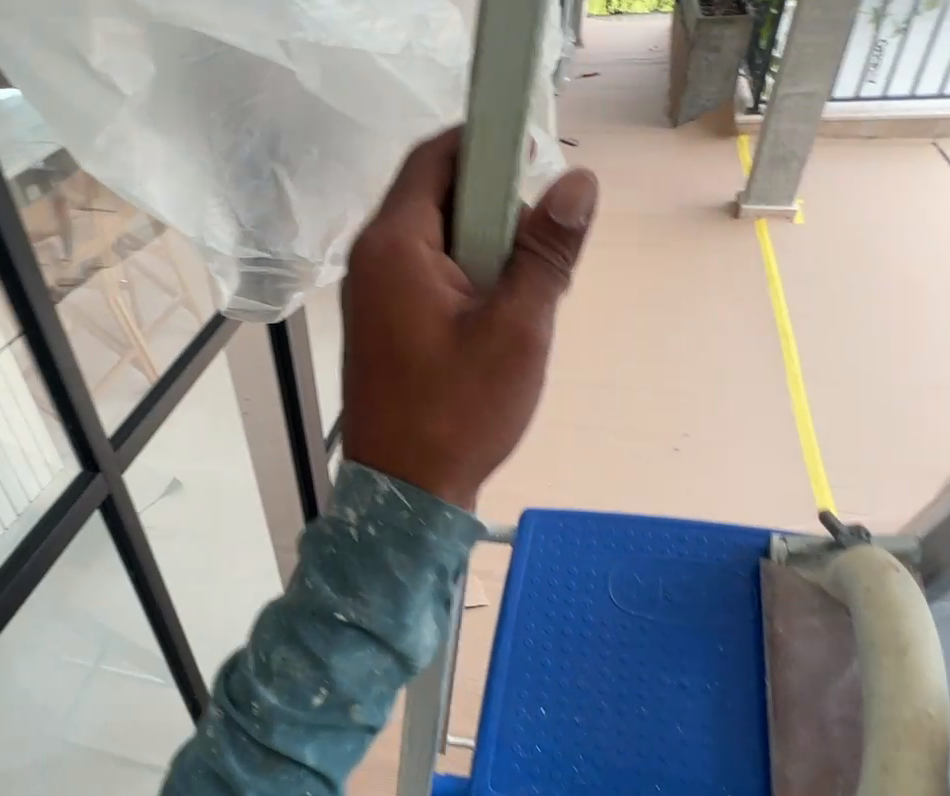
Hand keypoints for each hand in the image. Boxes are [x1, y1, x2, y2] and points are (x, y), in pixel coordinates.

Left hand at [339, 128, 598, 511]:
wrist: (406, 494)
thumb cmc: (457, 414)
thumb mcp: (516, 329)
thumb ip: (545, 252)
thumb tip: (577, 182)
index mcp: (394, 246)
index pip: (437, 156)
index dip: (489, 146)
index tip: (538, 166)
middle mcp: (372, 261)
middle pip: (437, 197)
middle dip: (496, 211)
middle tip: (539, 253)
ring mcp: (372, 297)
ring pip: (437, 242)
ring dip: (486, 253)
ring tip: (522, 298)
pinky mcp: (381, 327)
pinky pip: (427, 280)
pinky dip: (466, 284)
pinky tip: (495, 323)